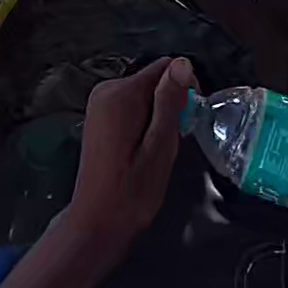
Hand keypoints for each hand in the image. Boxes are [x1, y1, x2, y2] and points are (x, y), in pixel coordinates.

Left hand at [58, 57, 193, 265]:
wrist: (97, 225)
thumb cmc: (132, 191)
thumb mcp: (160, 146)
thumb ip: (170, 101)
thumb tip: (182, 62)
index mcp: (120, 93)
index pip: (165, 68)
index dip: (185, 88)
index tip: (190, 119)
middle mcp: (105, 90)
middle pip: (154, 80)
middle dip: (171, 104)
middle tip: (173, 140)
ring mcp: (99, 103)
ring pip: (145, 94)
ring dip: (159, 115)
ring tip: (158, 148)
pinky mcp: (99, 117)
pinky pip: (133, 106)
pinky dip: (145, 121)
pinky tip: (145, 148)